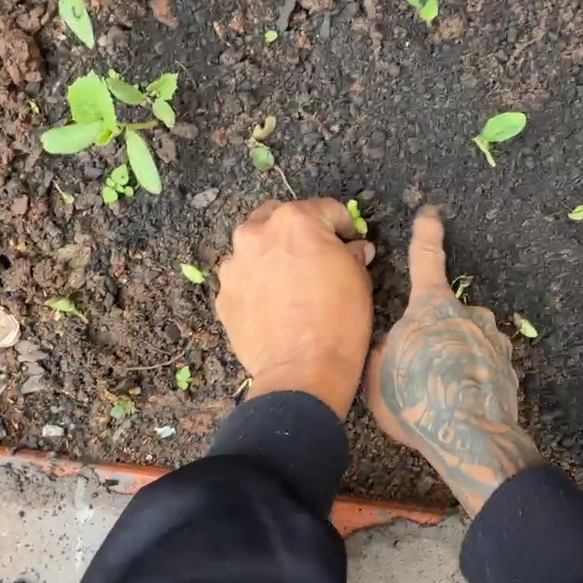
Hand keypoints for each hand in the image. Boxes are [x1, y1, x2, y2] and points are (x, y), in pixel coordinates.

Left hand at [217, 199, 375, 418]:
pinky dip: (258, 286)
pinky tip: (274, 308)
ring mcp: (234, 265)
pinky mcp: (223, 295)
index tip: (351, 241)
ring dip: (272, 257)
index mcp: (295, 221)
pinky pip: (244, 280)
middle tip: (316, 257)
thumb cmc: (340, 322)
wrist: (302, 372)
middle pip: (278, 218)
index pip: (326, 209)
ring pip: (255, 248)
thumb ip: (353, 255)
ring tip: (290, 285)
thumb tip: (354, 248)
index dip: (344, 226)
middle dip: (298, 232)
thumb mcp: (360, 281)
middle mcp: (256, 233)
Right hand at [365, 207, 540, 515]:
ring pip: (467, 343)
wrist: (471, 439)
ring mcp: (494, 341)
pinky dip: (471, 381)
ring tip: (438, 397)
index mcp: (432, 307)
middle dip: (432, 337)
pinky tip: (459, 407)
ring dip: (454, 361)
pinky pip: (483, 367)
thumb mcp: (377, 375)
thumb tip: (390, 347)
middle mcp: (469, 314)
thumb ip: (383, 351)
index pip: (426, 259)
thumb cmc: (415, 401)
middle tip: (417, 373)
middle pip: (446, 316)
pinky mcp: (509, 368)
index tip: (431, 215)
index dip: (426, 234)